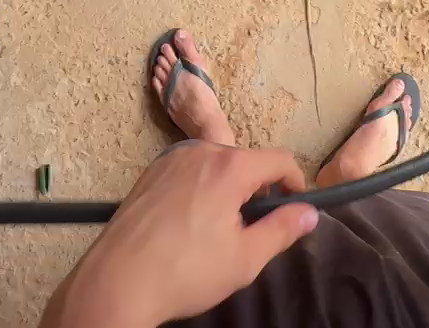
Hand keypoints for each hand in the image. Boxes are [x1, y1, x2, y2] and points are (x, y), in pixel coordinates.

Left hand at [40, 142, 320, 327]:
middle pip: (246, 161)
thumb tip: (310, 212)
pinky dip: (200, 187)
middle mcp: (202, 150)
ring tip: (217, 229)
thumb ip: (282, 229)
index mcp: (230, 167)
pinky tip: (188, 223)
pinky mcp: (153, 169)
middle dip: (257, 189)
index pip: (279, 159)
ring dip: (227, 188)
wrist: (119, 278)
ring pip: (216, 165)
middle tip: (251, 228)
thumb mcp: (245, 258)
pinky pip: (190, 170)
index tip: (296, 207)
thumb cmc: (186, 271)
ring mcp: (174, 157)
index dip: (295, 182)